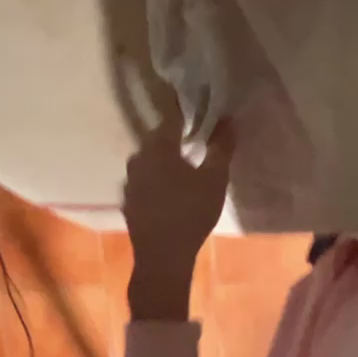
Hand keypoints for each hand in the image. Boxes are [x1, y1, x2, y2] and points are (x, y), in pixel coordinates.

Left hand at [122, 119, 233, 321]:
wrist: (162, 258)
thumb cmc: (191, 213)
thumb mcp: (215, 179)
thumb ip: (221, 146)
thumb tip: (228, 118)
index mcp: (159, 147)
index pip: (172, 116)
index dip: (184, 106)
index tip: (196, 98)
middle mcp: (139, 157)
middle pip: (159, 138)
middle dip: (177, 134)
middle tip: (197, 135)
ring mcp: (130, 180)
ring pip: (151, 159)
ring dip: (167, 157)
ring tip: (187, 163)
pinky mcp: (129, 199)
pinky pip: (145, 178)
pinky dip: (158, 177)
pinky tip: (172, 188)